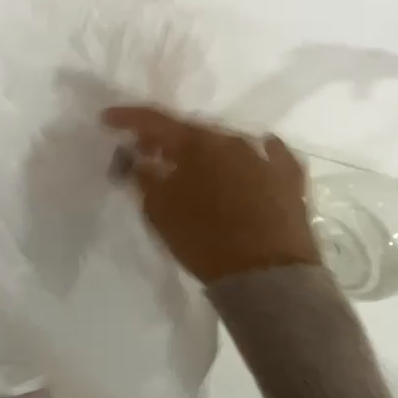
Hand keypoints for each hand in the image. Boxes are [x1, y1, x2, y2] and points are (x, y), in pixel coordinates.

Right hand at [104, 107, 319, 283]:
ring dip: (202, 151)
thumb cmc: (203, 239)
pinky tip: (250, 157)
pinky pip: (270, 156)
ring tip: (189, 167)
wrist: (269, 279)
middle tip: (146, 152)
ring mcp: (265, 159)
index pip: (153, 120)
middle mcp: (230, 141)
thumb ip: (142, 176)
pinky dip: (253, 155)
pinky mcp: (291, 181)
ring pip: (224, 144)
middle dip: (164, 139)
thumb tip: (138, 159)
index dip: (127, 117)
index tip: (106, 119)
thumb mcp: (158, 209)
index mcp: (195, 144)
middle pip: (189, 131)